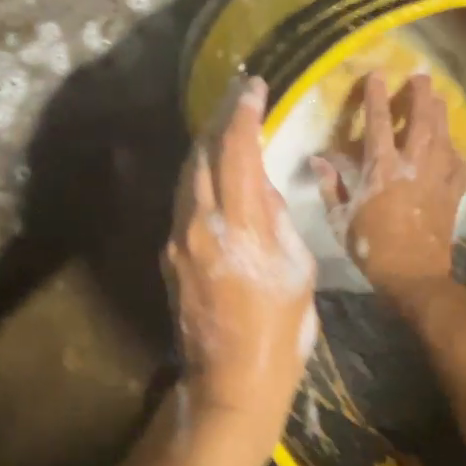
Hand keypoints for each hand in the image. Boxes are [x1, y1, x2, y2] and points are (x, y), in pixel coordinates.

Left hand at [164, 76, 316, 449]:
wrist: (230, 379)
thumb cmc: (281, 329)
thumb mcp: (297, 270)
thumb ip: (275, 219)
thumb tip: (260, 185)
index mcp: (239, 223)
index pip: (236, 149)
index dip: (244, 112)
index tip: (254, 86)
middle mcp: (199, 221)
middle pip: (202, 152)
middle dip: (219, 118)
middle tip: (237, 93)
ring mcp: (177, 237)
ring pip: (187, 173)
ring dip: (205, 143)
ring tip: (224, 122)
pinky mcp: (168, 252)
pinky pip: (182, 199)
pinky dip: (197, 174)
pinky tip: (211, 169)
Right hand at [314, 73, 465, 316]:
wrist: (415, 278)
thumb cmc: (372, 247)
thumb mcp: (339, 219)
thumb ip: (329, 185)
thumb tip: (318, 158)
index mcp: (382, 170)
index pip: (379, 123)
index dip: (377, 97)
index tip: (377, 74)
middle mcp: (413, 167)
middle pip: (420, 122)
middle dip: (420, 96)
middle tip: (421, 76)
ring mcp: (437, 180)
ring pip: (442, 138)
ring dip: (440, 114)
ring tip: (439, 96)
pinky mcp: (452, 195)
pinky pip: (458, 166)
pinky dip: (455, 151)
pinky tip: (452, 144)